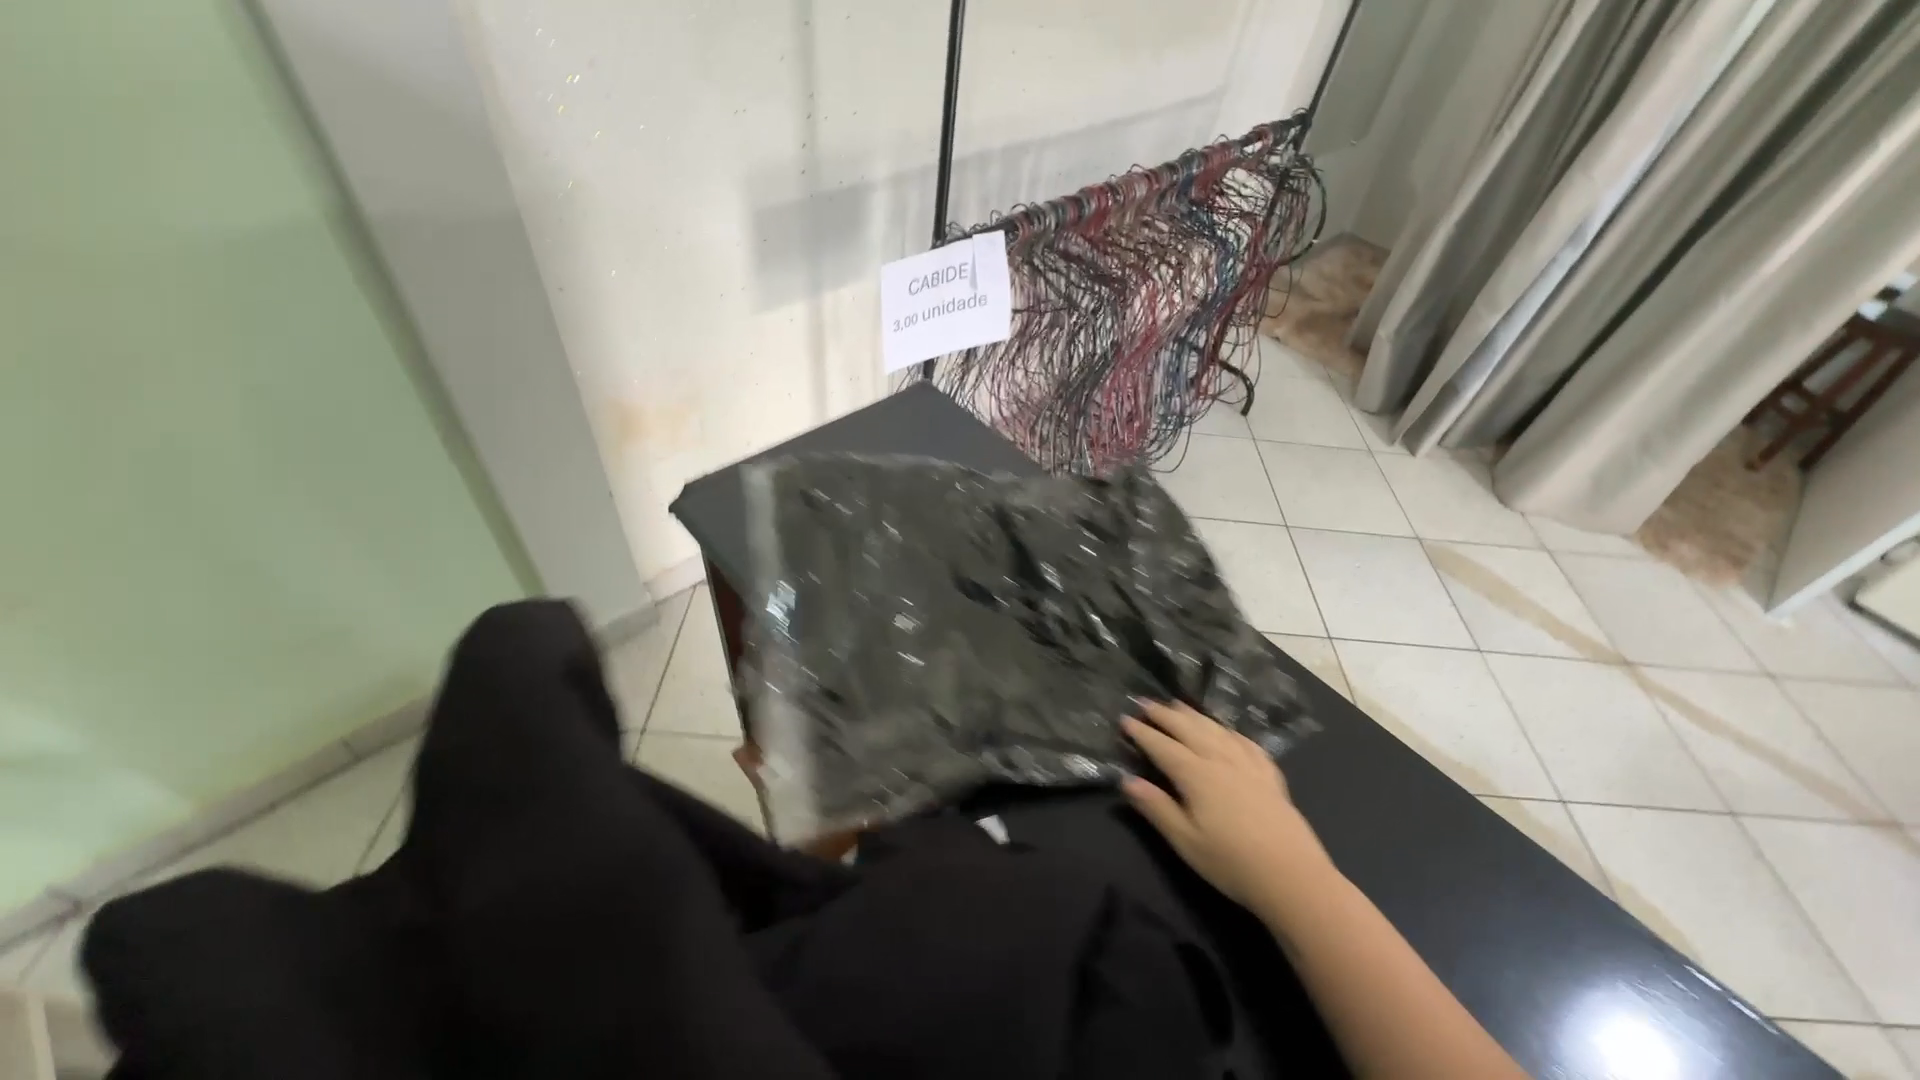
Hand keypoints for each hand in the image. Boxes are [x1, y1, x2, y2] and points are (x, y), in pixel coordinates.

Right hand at [1121, 700, 1331, 911]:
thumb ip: (1156, 807)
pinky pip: (1246, 743)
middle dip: (1165, 715)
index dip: (1142, 733)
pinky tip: (1228, 732)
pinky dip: (1230, 731)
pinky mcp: (1270, 776)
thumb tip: (1127, 780)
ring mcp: (1249, 765)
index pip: (1163, 747)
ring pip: (1217, 730)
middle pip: (1189, 729)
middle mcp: (1222, 760)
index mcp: (1197, 775)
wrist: (1292, 877)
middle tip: (1145, 702)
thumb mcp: (1185, 840)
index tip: (1125, 719)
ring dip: (1194, 715)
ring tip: (1178, 706)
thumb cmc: (1231, 862)